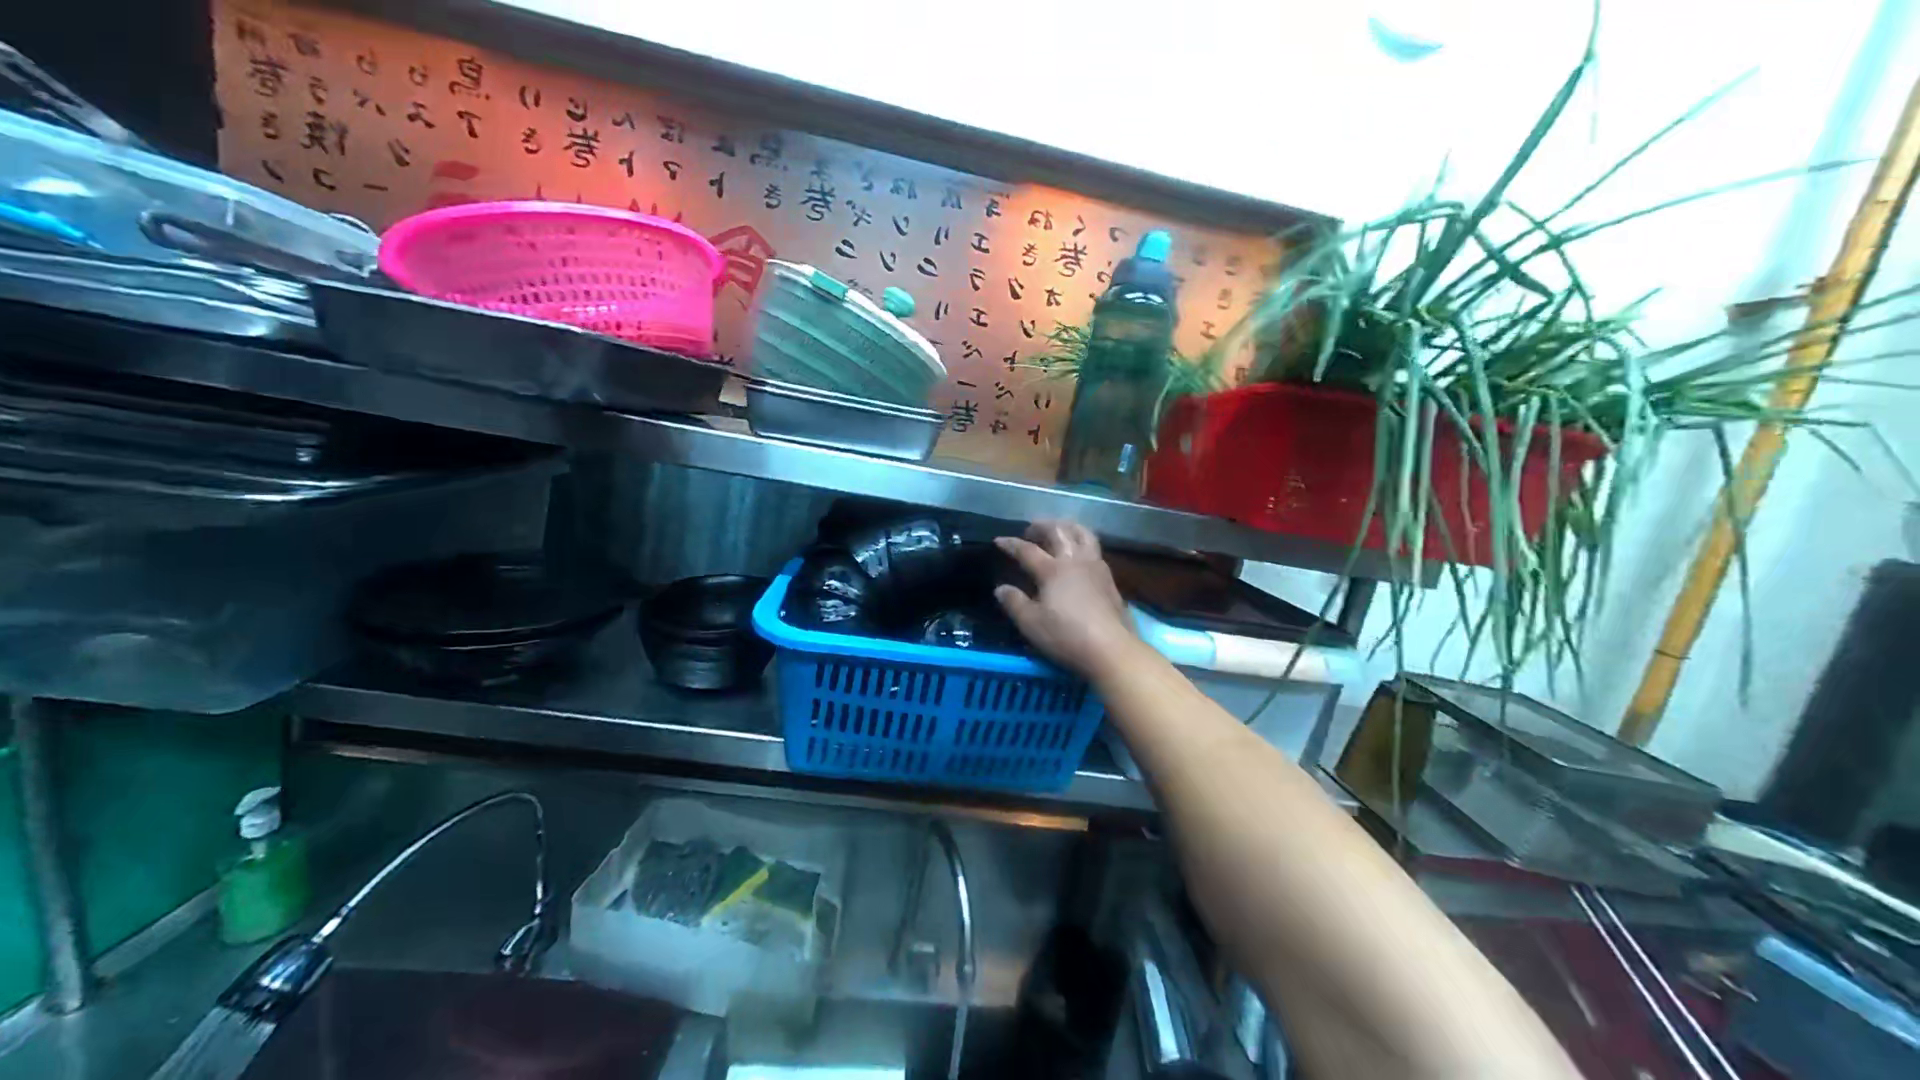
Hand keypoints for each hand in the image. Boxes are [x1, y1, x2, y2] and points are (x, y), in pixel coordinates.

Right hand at [993, 521, 1141, 680]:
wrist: (1111, 648)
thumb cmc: (1066, 636)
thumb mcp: (1031, 623)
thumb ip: (1014, 603)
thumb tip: (1001, 588)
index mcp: (1052, 570)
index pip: (1027, 551)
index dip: (1012, 544)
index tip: (999, 540)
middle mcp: (1075, 561)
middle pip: (1059, 532)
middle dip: (1042, 526)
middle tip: (1031, 530)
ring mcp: (1095, 567)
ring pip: (1083, 534)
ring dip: (1067, 526)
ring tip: (1059, 529)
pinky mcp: (1109, 578)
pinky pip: (1094, 548)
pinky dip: (1082, 541)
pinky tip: (1079, 552)